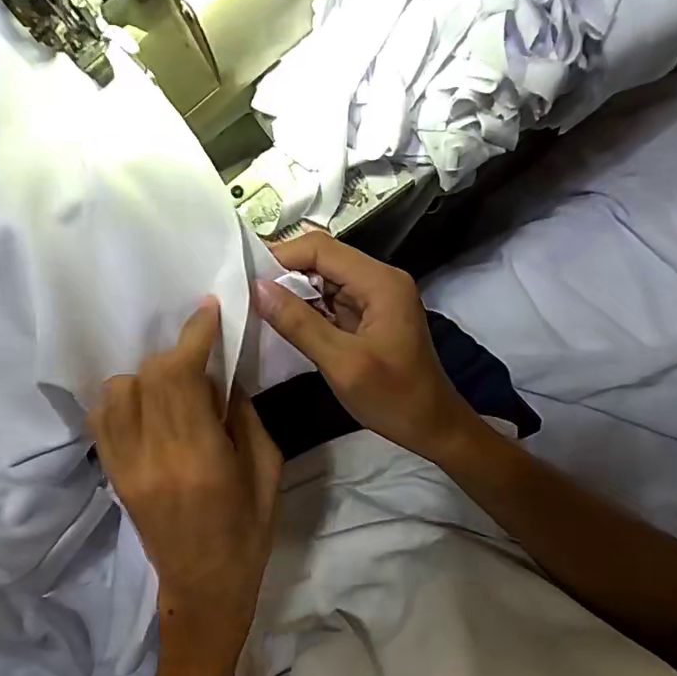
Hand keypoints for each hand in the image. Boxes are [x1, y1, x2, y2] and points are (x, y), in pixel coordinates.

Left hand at [90, 299, 282, 661]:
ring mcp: (125, 466)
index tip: (208, 311)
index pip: (181, 375)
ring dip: (148, 376)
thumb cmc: (249, 531)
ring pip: (118, 390)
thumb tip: (222, 373)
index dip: (194, 335)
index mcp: (199, 457)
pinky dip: (121, 397)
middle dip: (177, 352)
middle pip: (148, 375)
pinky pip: (100, 418)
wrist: (204, 587)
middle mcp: (154, 456)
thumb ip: (244, 415)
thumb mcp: (267, 469)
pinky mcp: (112, 475)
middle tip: (200, 355)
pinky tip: (146, 404)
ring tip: (174, 388)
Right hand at [252, 230, 486, 462]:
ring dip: (292, 290)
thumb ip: (299, 323)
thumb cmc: (393, 398)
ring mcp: (375, 296)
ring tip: (255, 305)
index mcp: (380, 282)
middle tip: (244, 291)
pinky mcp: (369, 314)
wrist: (433, 426)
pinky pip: (331, 299)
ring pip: (323, 278)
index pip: (321, 248)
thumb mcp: (342, 363)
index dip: (281, 256)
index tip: (244, 275)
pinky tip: (282, 320)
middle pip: (322, 259)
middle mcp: (380, 279)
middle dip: (283, 273)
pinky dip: (306, 307)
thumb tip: (257, 288)